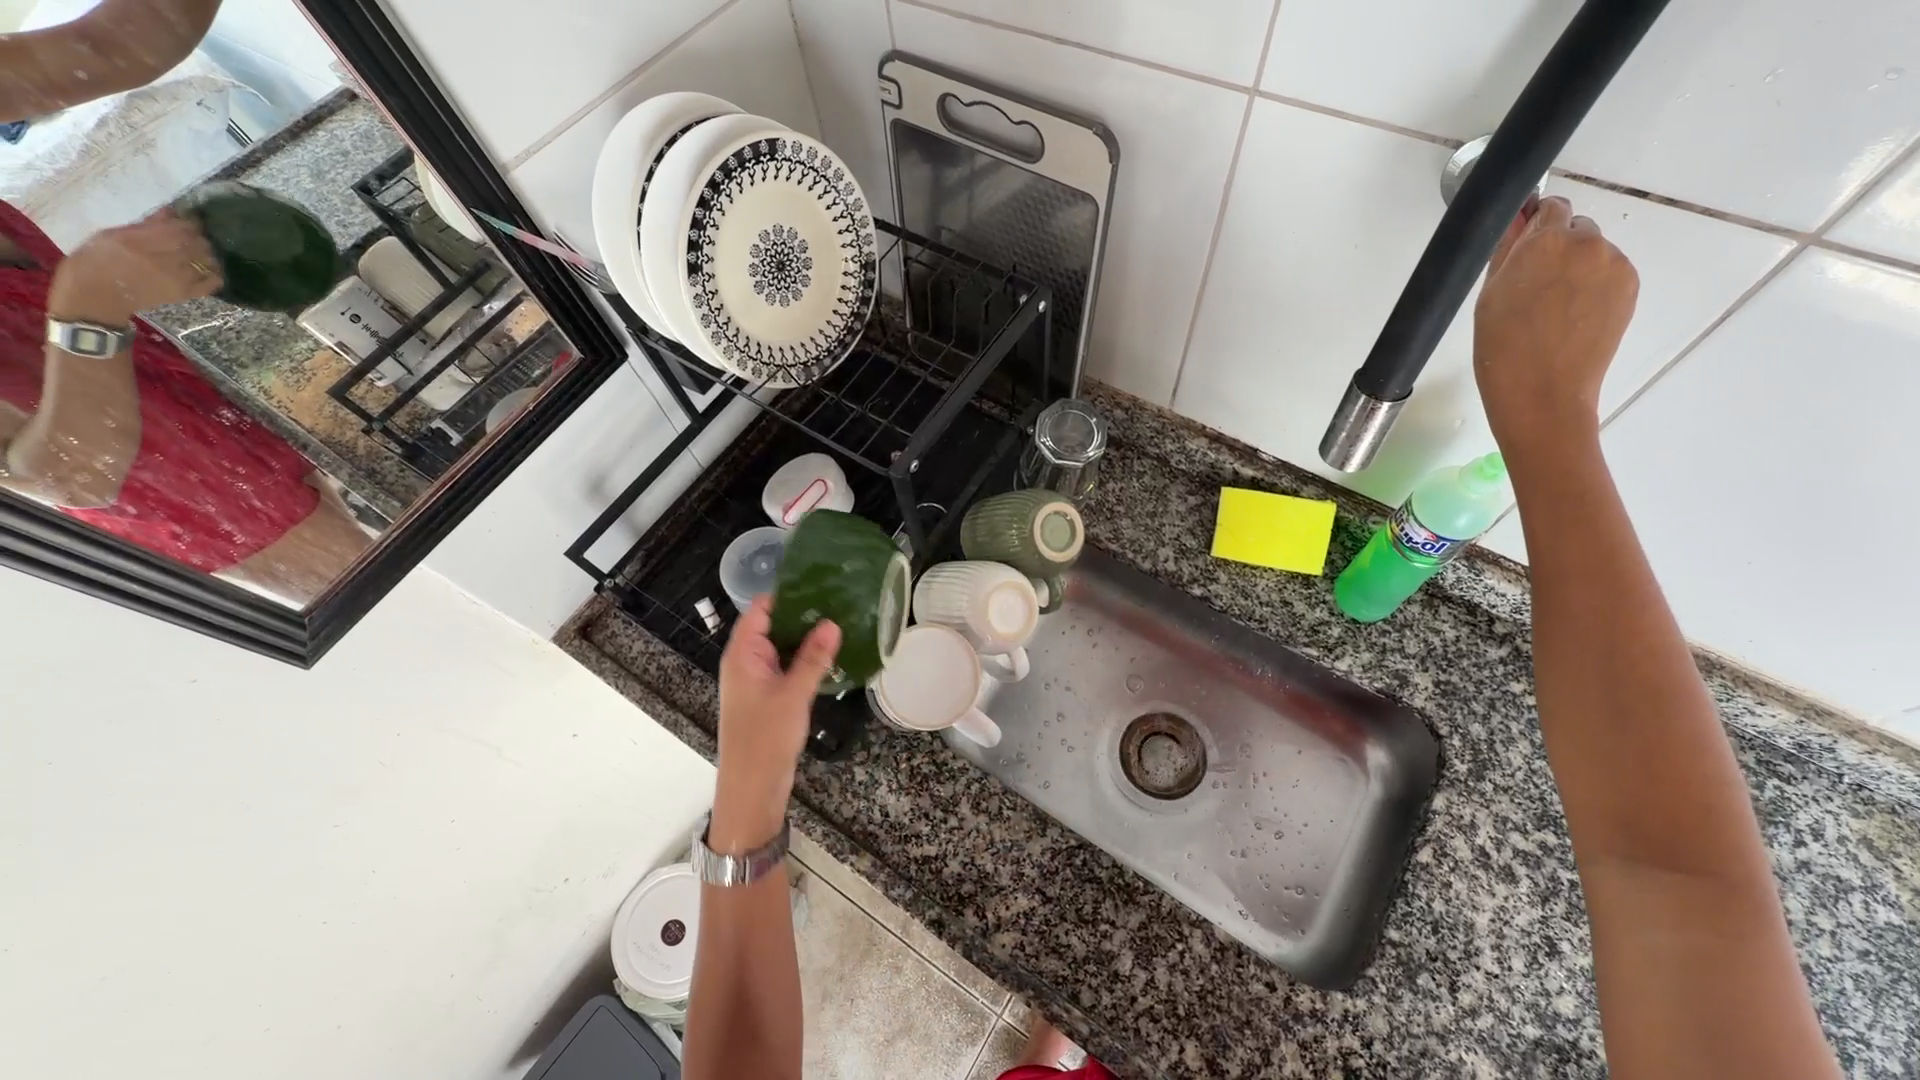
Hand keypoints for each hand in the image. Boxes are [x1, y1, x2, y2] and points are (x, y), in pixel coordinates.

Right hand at [47, 210, 222, 324]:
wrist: (94, 298)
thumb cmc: (94, 262)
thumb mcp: (108, 236)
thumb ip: (143, 225)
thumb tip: (171, 212)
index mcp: (136, 242)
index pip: (178, 229)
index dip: (190, 223)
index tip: (190, 221)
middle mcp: (159, 260)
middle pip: (196, 244)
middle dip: (199, 238)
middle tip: (194, 237)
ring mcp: (175, 279)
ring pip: (207, 261)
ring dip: (207, 254)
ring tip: (199, 252)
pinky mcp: (184, 294)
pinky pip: (212, 282)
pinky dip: (215, 274)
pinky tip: (207, 269)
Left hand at [710, 594, 839, 851]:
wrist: (752, 788)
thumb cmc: (765, 738)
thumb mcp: (793, 695)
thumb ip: (813, 658)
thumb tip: (832, 622)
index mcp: (742, 654)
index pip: (761, 609)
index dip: (788, 593)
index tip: (820, 582)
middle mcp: (747, 662)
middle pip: (773, 625)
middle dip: (804, 613)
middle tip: (841, 599)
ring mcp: (758, 680)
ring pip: (783, 647)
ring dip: (808, 638)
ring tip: (843, 621)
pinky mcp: (770, 697)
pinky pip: (788, 667)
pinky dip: (807, 659)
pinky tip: (833, 655)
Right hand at [1474, 196, 1638, 465]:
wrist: (1543, 393)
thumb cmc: (1501, 348)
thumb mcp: (1489, 296)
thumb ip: (1506, 250)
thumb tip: (1518, 219)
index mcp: (1545, 240)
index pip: (1551, 207)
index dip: (1536, 227)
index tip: (1524, 253)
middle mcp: (1586, 242)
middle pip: (1574, 229)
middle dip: (1558, 249)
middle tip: (1534, 290)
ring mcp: (1614, 263)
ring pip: (1593, 252)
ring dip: (1576, 268)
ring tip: (1554, 310)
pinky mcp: (1630, 285)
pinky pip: (1609, 273)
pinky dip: (1593, 287)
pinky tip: (1573, 318)